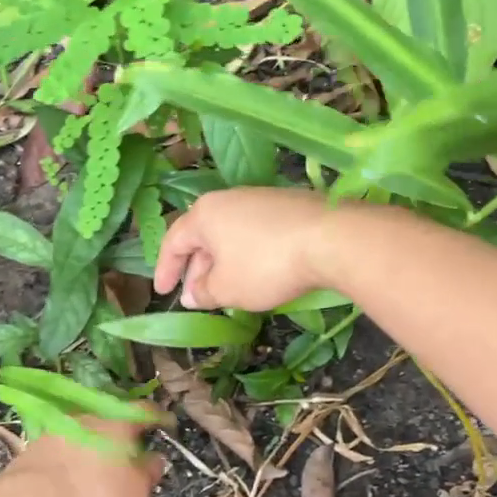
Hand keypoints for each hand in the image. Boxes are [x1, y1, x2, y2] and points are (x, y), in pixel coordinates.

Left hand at [0, 416, 164, 496]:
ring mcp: (62, 427)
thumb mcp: (135, 490)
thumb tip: (156, 459)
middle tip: (134, 453)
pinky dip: (77, 454)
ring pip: (90, 430)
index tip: (167, 428)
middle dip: (127, 433)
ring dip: (100, 444)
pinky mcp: (40, 442)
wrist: (29, 496)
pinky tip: (76, 472)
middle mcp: (90, 415)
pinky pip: (69, 444)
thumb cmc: (91, 491)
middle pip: (115, 419)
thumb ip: (150, 472)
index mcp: (118, 421)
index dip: (160, 418)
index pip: (146, 410)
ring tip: (104, 466)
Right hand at [154, 187, 348, 310]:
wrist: (333, 239)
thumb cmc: (266, 264)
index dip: (164, 270)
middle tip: (195, 297)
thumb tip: (192, 294)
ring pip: (228, 235)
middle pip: (201, 237)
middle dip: (195, 269)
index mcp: (204, 214)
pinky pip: (253, 232)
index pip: (172, 242)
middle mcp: (228, 200)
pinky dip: (245, 254)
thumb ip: (202, 293)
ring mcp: (259, 199)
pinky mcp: (287, 206)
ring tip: (225, 289)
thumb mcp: (226, 289)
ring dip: (221, 263)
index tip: (163, 293)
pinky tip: (255, 274)